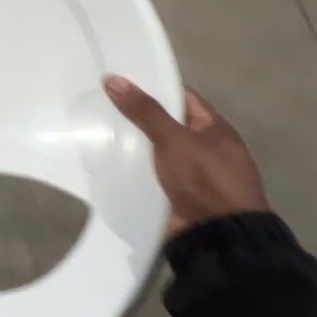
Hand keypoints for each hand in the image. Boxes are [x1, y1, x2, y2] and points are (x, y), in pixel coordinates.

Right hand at [103, 76, 268, 239]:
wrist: (220, 237)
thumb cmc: (205, 180)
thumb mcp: (174, 139)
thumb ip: (144, 110)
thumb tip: (113, 78)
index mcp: (215, 130)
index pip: (182, 97)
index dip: (154, 86)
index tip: (121, 80)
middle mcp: (206, 148)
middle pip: (166, 123)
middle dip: (137, 115)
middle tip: (101, 103)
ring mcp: (192, 173)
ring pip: (155, 150)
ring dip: (132, 143)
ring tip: (97, 128)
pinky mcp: (177, 194)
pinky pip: (151, 173)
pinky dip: (133, 167)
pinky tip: (108, 160)